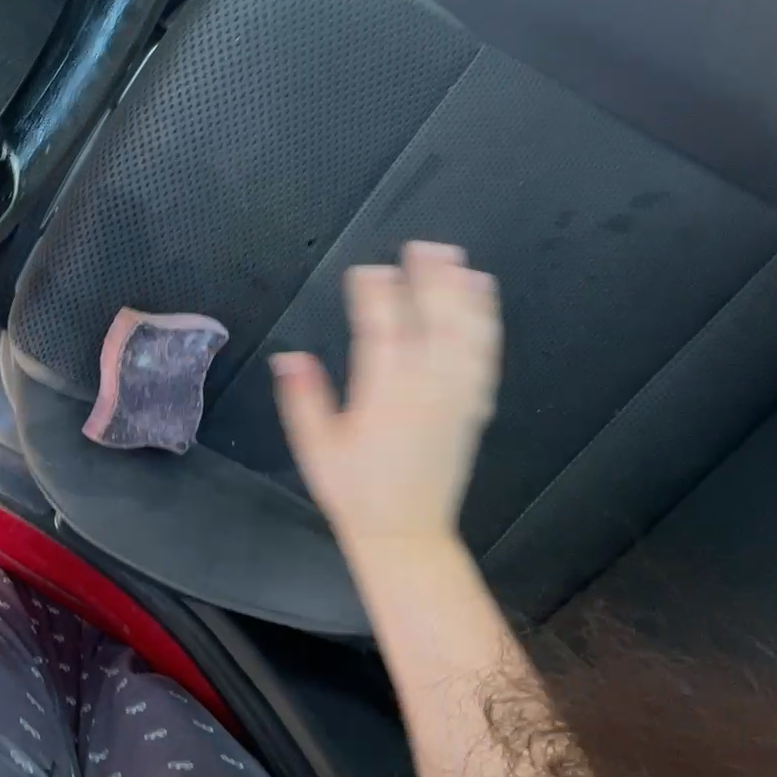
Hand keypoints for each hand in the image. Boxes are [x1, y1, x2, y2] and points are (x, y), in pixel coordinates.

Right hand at [271, 242, 500, 551]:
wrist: (404, 530)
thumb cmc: (351, 488)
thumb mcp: (313, 446)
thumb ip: (305, 400)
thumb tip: (290, 358)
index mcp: (383, 399)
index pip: (382, 335)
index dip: (376, 298)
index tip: (368, 269)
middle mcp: (426, 392)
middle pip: (433, 326)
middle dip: (429, 283)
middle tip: (425, 246)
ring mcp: (455, 398)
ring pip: (466, 337)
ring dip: (464, 296)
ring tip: (459, 262)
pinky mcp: (472, 408)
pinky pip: (484, 358)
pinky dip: (486, 325)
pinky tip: (483, 301)